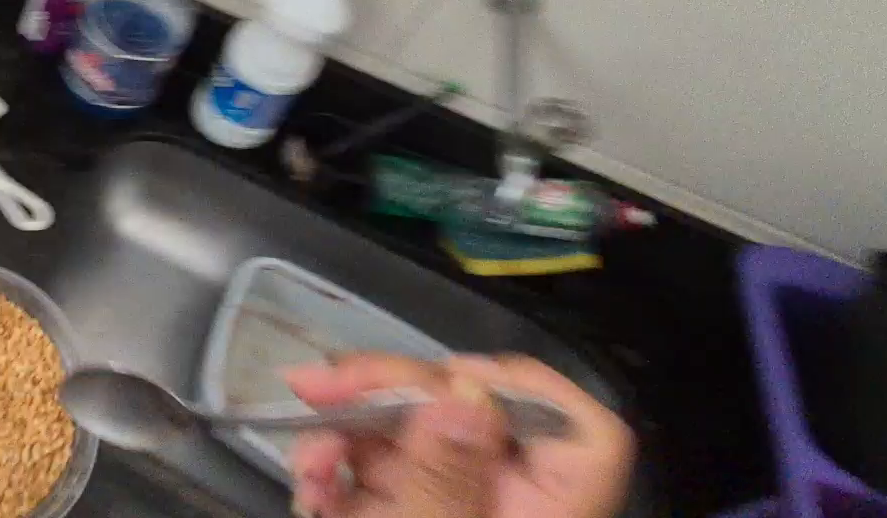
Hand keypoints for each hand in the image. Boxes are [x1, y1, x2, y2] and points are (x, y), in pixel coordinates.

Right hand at [285, 354, 634, 517]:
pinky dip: (333, 463)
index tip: (440, 381)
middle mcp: (500, 505)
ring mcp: (448, 507)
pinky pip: (371, 463)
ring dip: (340, 431)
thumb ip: (442, 483)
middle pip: (463, 410)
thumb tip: (464, 397)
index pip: (579, 435)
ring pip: (403, 430)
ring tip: (306, 468)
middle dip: (381, 390)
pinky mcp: (400, 512)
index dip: (521, 389)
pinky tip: (309, 487)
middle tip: (313, 385)